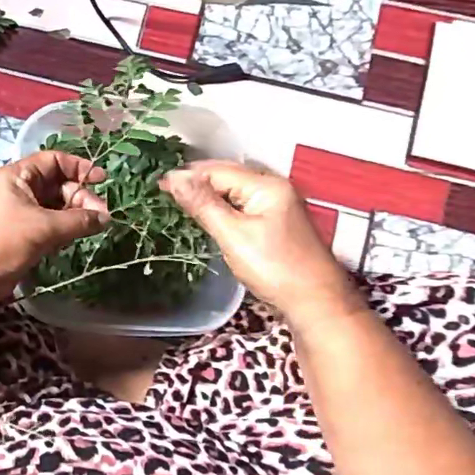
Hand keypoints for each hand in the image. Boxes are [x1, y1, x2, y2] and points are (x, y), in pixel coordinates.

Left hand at [0, 151, 110, 297]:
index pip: (53, 160)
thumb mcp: (45, 228)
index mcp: (17, 176)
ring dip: (75, 213)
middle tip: (102, 216)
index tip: (102, 180)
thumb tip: (106, 218)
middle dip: (80, 196)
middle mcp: (17, 188)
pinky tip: (76, 236)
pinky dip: (64, 226)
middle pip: (57, 183)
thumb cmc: (6, 242)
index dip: (79, 167)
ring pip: (55, 204)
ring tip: (94, 227)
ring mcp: (19, 210)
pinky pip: (49, 221)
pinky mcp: (22, 230)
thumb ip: (79, 220)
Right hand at [160, 161, 360, 321]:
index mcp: (266, 185)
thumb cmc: (276, 268)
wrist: (317, 303)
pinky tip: (207, 214)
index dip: (186, 176)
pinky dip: (221, 206)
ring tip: (179, 201)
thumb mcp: (233, 234)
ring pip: (233, 190)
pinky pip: (241, 204)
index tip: (158, 186)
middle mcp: (274, 188)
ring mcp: (277, 205)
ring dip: (207, 193)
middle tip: (164, 192)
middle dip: (196, 181)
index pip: (216, 171)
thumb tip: (174, 177)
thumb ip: (202, 203)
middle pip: (226, 176)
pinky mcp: (276, 222)